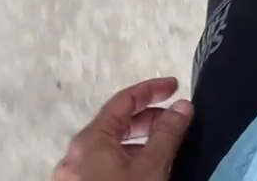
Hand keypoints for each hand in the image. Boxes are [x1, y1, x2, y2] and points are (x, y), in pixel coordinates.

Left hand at [53, 78, 192, 180]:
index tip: (177, 86)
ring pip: (109, 148)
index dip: (152, 89)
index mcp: (90, 140)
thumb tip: (183, 105)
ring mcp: (72, 178)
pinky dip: (126, 160)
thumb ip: (168, 133)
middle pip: (115, 123)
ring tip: (165, 148)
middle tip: (175, 120)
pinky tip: (144, 173)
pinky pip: (103, 167)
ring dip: (139, 141)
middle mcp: (75, 156)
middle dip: (148, 117)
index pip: (124, 100)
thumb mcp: (151, 168)